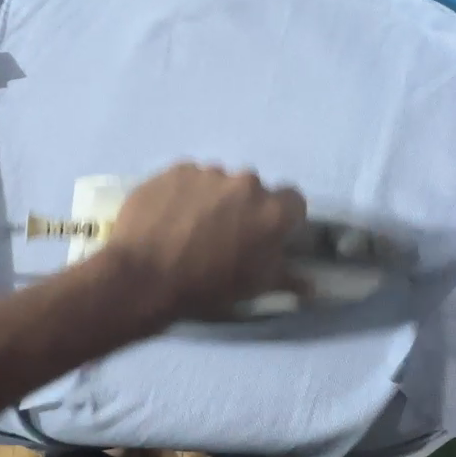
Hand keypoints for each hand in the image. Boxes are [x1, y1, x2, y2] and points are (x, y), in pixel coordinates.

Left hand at [105, 164, 306, 321]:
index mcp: (272, 210)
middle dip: (243, 207)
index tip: (265, 234)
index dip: (282, 217)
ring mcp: (208, 172)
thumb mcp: (253, 288)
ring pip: (218, 182)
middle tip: (223, 234)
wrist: (144, 276)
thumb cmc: (207, 286)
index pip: (293, 201)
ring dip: (212, 198)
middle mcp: (245, 182)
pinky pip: (187, 178)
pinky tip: (168, 216)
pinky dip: (183, 193)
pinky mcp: (175, 169)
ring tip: (189, 227)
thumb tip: (312, 284)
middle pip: (253, 189)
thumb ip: (286, 277)